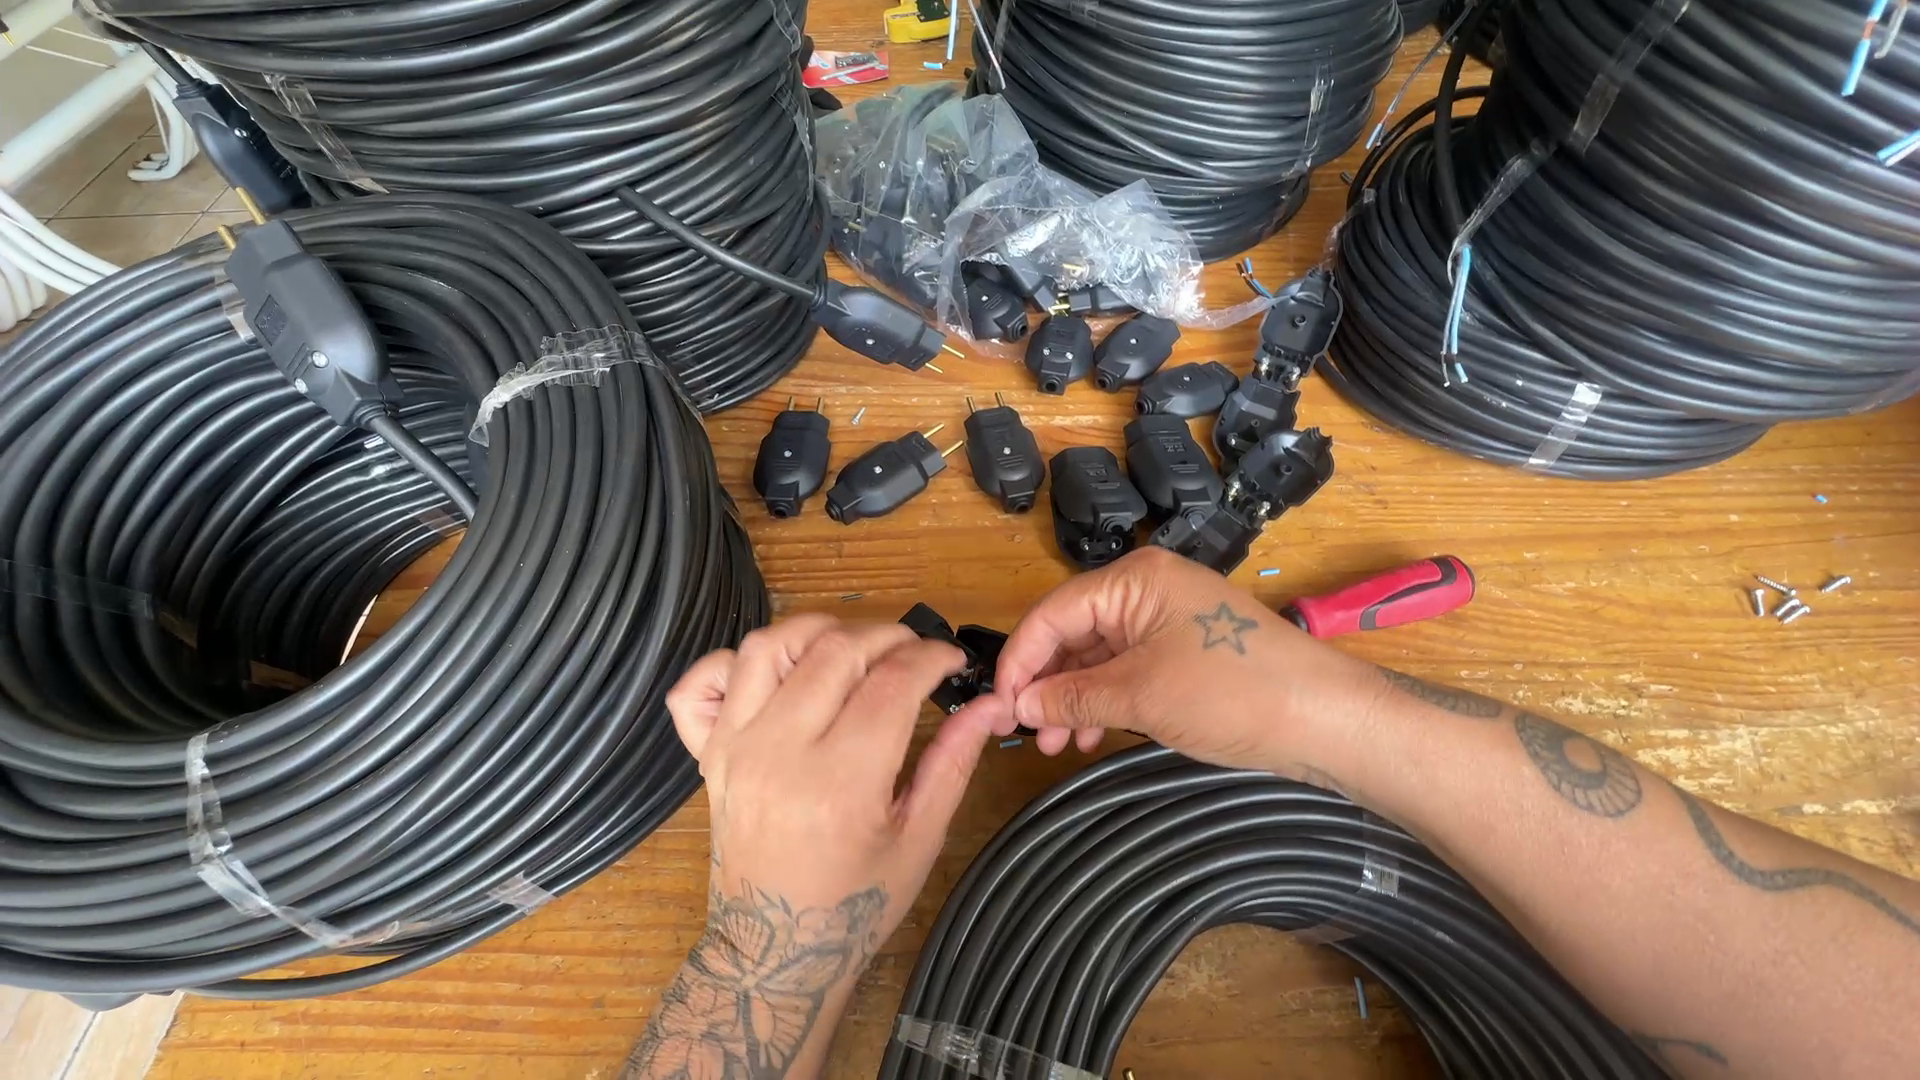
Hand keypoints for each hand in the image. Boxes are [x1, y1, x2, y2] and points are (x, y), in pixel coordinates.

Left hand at [666, 615, 998, 951]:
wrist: (772, 951)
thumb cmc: (856, 903)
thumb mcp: (920, 838)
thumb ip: (954, 761)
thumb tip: (991, 703)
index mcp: (841, 785)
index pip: (892, 683)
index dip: (932, 657)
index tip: (951, 660)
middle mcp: (780, 754)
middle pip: (835, 651)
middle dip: (887, 635)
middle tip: (912, 653)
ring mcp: (734, 748)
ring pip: (769, 646)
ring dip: (820, 631)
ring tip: (853, 650)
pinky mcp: (708, 752)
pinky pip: (703, 679)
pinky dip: (738, 661)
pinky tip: (779, 674)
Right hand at [992, 548, 1381, 771]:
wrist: (1328, 720)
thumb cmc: (1230, 693)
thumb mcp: (1140, 696)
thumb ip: (1072, 697)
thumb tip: (1018, 705)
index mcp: (1133, 579)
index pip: (1053, 613)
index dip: (1020, 660)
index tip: (999, 705)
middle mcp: (1145, 589)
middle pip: (1073, 633)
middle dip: (1047, 684)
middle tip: (1027, 733)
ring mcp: (1166, 620)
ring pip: (1098, 655)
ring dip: (1073, 698)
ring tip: (1057, 744)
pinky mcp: (1183, 650)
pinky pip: (1126, 669)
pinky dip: (1105, 700)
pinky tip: (1091, 733)